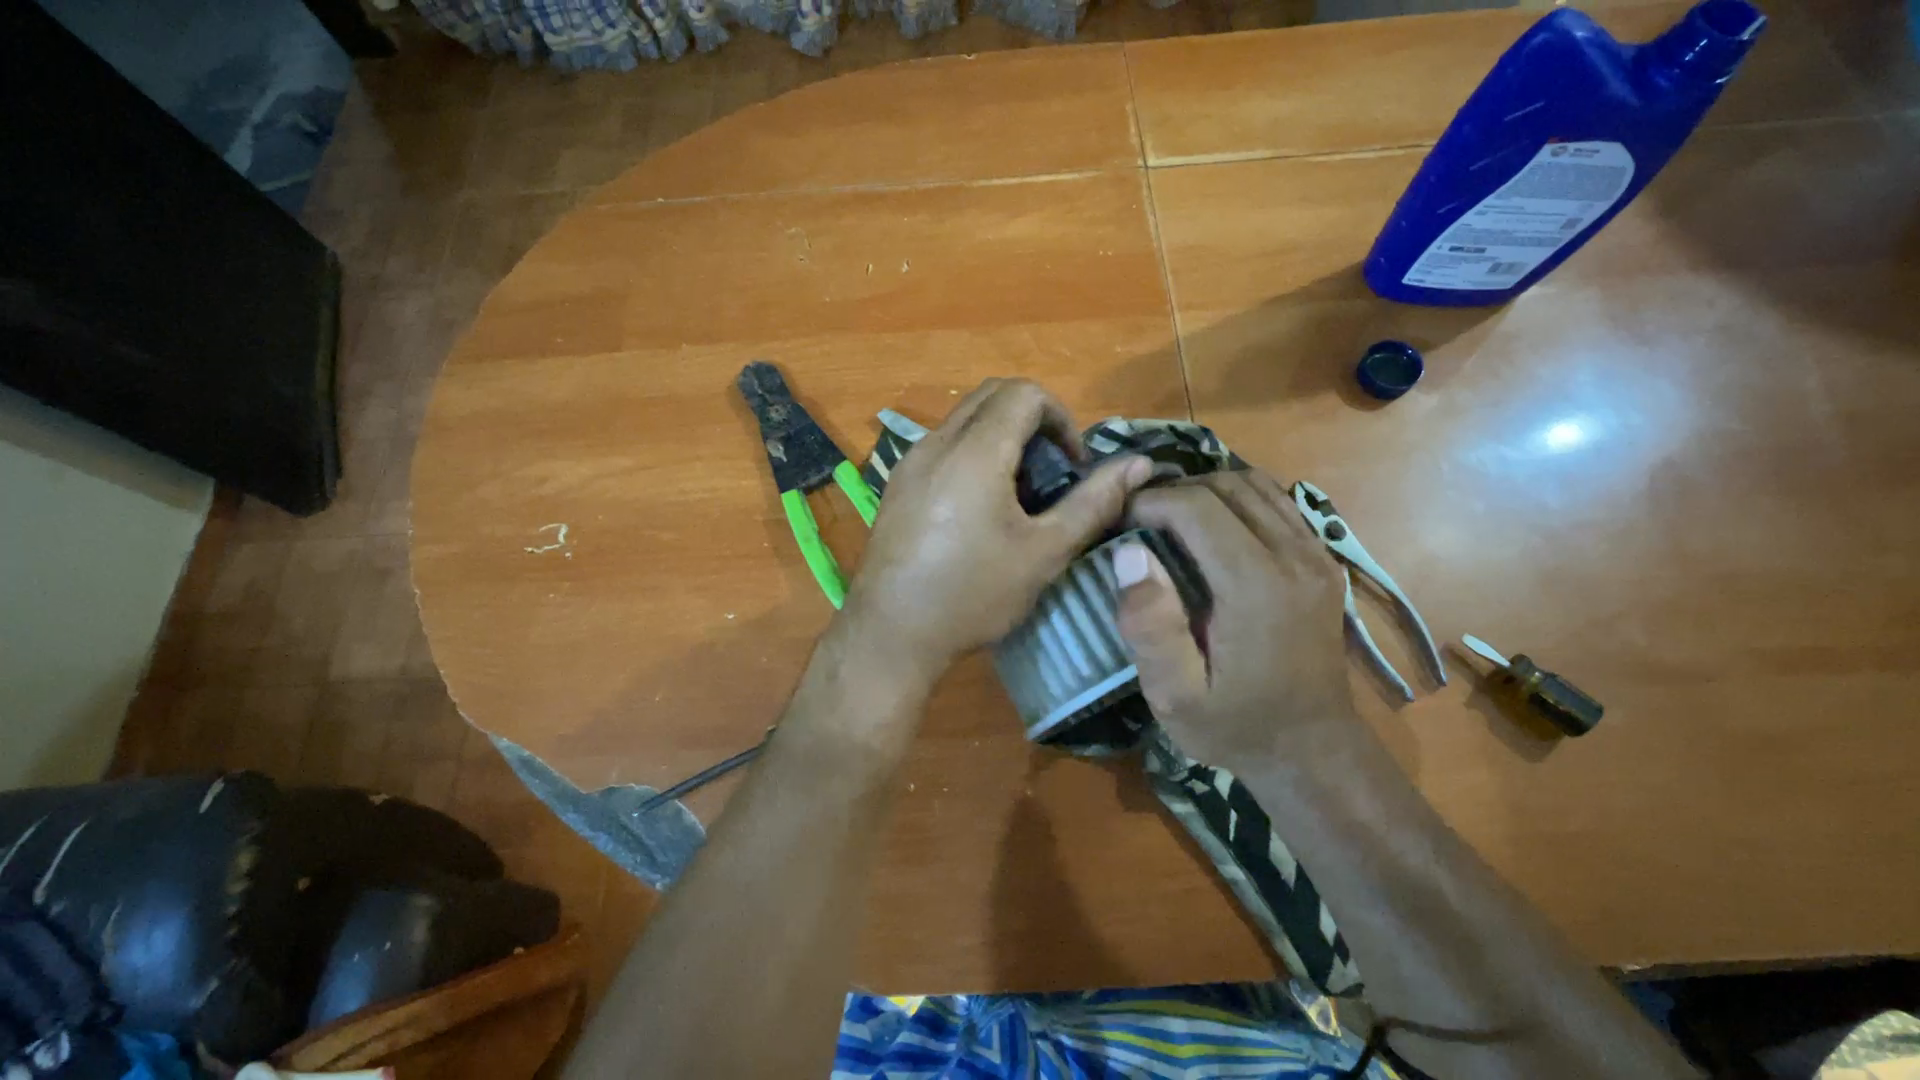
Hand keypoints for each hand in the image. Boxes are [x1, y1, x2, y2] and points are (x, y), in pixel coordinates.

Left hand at [842, 379, 1149, 680]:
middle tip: (1053, 471)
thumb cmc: (974, 594)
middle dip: (1033, 420)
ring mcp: (910, 462)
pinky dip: (974, 454)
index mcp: (974, 451)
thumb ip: (1094, 502)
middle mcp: (936, 443)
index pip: (1024, 393)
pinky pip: (943, 445)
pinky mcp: (898, 484)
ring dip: (1003, 437)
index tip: (1073, 466)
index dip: (1061, 418)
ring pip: (965, 420)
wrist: (893, 633)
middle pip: (992, 395)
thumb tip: (1140, 463)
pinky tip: (982, 509)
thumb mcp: (1045, 552)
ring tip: (1020, 494)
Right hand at [1112, 470, 1362, 770]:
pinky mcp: (1324, 560)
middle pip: (1228, 486)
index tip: (1121, 521)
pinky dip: (1239, 500)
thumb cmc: (1234, 726)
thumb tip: (1129, 554)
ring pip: (1257, 485)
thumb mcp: (1175, 696)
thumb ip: (1150, 626)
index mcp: (1256, 587)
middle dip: (1176, 491)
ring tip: (1171, 517)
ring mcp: (1318, 555)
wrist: (1311, 750)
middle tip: (1140, 518)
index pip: (1198, 507)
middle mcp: (1294, 558)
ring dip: (1207, 490)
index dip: (1152, 502)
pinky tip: (1213, 527)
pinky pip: (1279, 504)